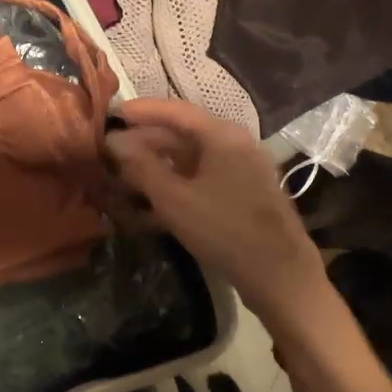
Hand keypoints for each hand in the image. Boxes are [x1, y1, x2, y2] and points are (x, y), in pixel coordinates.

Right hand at [105, 98, 324, 321]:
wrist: (283, 281)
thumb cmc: (226, 231)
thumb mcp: (174, 199)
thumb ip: (140, 166)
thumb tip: (113, 140)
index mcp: (222, 136)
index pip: (173, 110)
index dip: (139, 111)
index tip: (109, 114)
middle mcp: (234, 145)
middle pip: (180, 135)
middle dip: (142, 145)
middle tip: (108, 154)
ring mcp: (240, 171)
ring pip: (187, 161)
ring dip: (154, 169)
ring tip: (120, 182)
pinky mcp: (242, 196)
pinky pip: (200, 181)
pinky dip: (173, 187)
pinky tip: (146, 208)